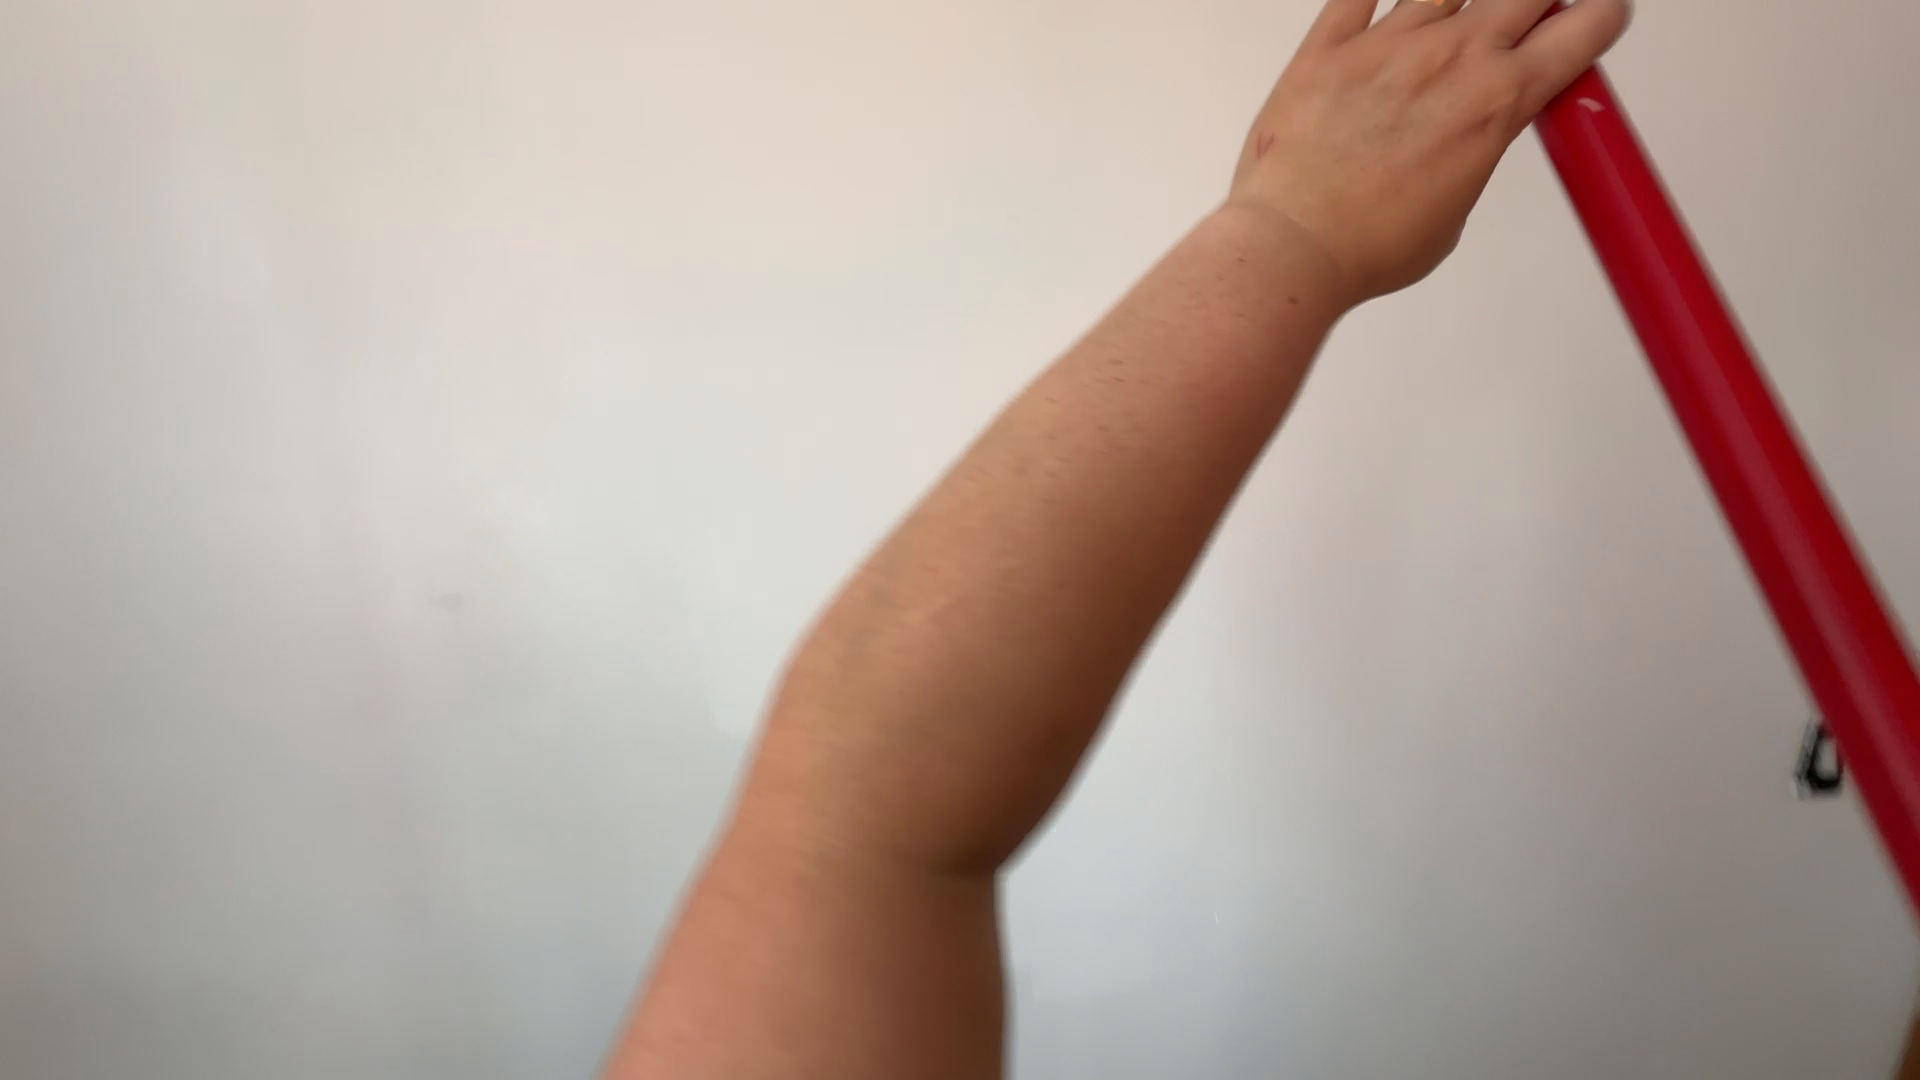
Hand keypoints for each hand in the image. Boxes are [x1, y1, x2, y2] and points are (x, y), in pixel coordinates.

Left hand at [1230, 0, 1629, 302]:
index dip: (1594, 24)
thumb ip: (1473, 156)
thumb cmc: (1364, 251)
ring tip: (1435, 38)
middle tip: (1511, 32)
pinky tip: (1377, 8)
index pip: (1587, 26)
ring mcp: (1384, 47)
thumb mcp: (1452, 217)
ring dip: (1450, 6)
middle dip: (1532, 7)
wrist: (1291, 250)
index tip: (1583, 30)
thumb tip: (1466, 140)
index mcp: (1499, 100)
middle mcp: (1451, 56)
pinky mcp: (1323, 54)